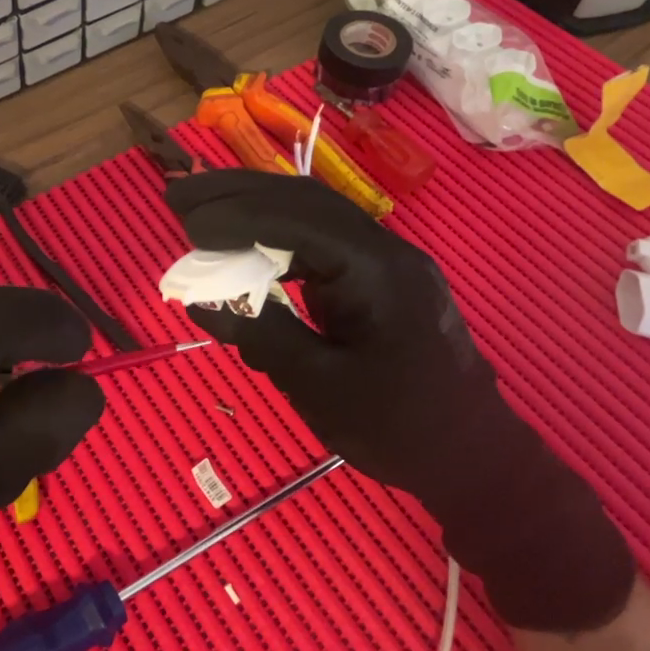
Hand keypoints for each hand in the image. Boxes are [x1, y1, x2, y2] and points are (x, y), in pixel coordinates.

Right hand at [166, 171, 633, 632]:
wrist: (473, 457)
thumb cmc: (399, 428)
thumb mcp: (320, 387)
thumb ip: (260, 332)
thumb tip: (197, 298)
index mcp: (379, 271)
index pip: (299, 221)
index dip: (237, 217)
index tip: (185, 225)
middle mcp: (384, 250)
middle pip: (303, 200)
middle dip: (236, 194)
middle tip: (177, 194)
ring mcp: (382, 260)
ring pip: (310, 214)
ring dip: (251, 208)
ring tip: (197, 212)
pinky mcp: (374, 277)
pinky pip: (318, 241)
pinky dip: (272, 238)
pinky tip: (239, 247)